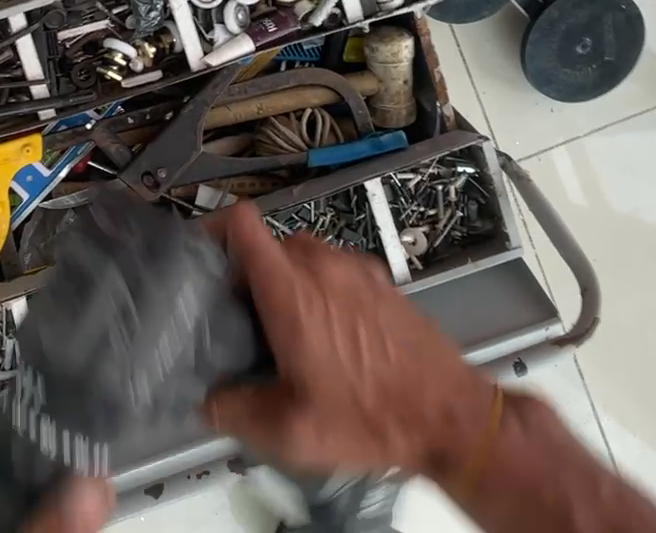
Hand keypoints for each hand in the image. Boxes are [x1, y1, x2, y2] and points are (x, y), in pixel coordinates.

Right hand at [202, 204, 494, 479]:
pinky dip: (322, 286)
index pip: (242, 223)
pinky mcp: (381, 279)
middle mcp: (321, 266)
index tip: (203, 253)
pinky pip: (335, 267)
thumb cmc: (371, 418)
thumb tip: (207, 399)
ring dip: (287, 278)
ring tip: (290, 326)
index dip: (215, 227)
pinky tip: (333, 333)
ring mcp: (355, 268)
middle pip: (268, 242)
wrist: (451, 418)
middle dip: (250, 271)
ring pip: (302, 253)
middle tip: (246, 313)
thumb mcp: (291, 431)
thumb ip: (235, 410)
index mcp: (290, 290)